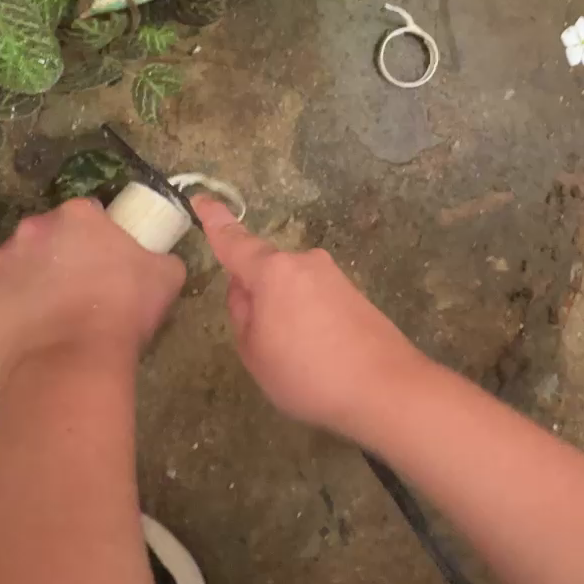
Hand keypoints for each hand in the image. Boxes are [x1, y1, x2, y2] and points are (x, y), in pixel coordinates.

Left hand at [0, 197, 186, 377]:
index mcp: (78, 215)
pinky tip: (28, 329)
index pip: (87, 214)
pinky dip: (7, 307)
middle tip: (80, 286)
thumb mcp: (166, 275)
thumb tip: (153, 261)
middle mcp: (33, 228)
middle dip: (60, 253)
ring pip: (17, 262)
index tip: (106, 261)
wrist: (72, 363)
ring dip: (32, 278)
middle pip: (48, 234)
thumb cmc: (124, 311)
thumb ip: (158, 256)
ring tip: (52, 312)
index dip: (98, 236)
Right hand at [196, 194, 431, 437]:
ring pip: (289, 287)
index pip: (235, 242)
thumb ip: (243, 314)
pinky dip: (306, 320)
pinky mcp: (352, 292)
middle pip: (264, 271)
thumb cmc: (307, 372)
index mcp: (273, 271)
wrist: (383, 384)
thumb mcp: (254, 352)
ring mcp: (332, 275)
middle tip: (264, 345)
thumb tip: (248, 292)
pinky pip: (313, 298)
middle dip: (255, 298)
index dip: (215, 222)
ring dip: (283, 311)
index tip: (200, 198)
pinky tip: (319, 355)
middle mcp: (304, 262)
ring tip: (297, 358)